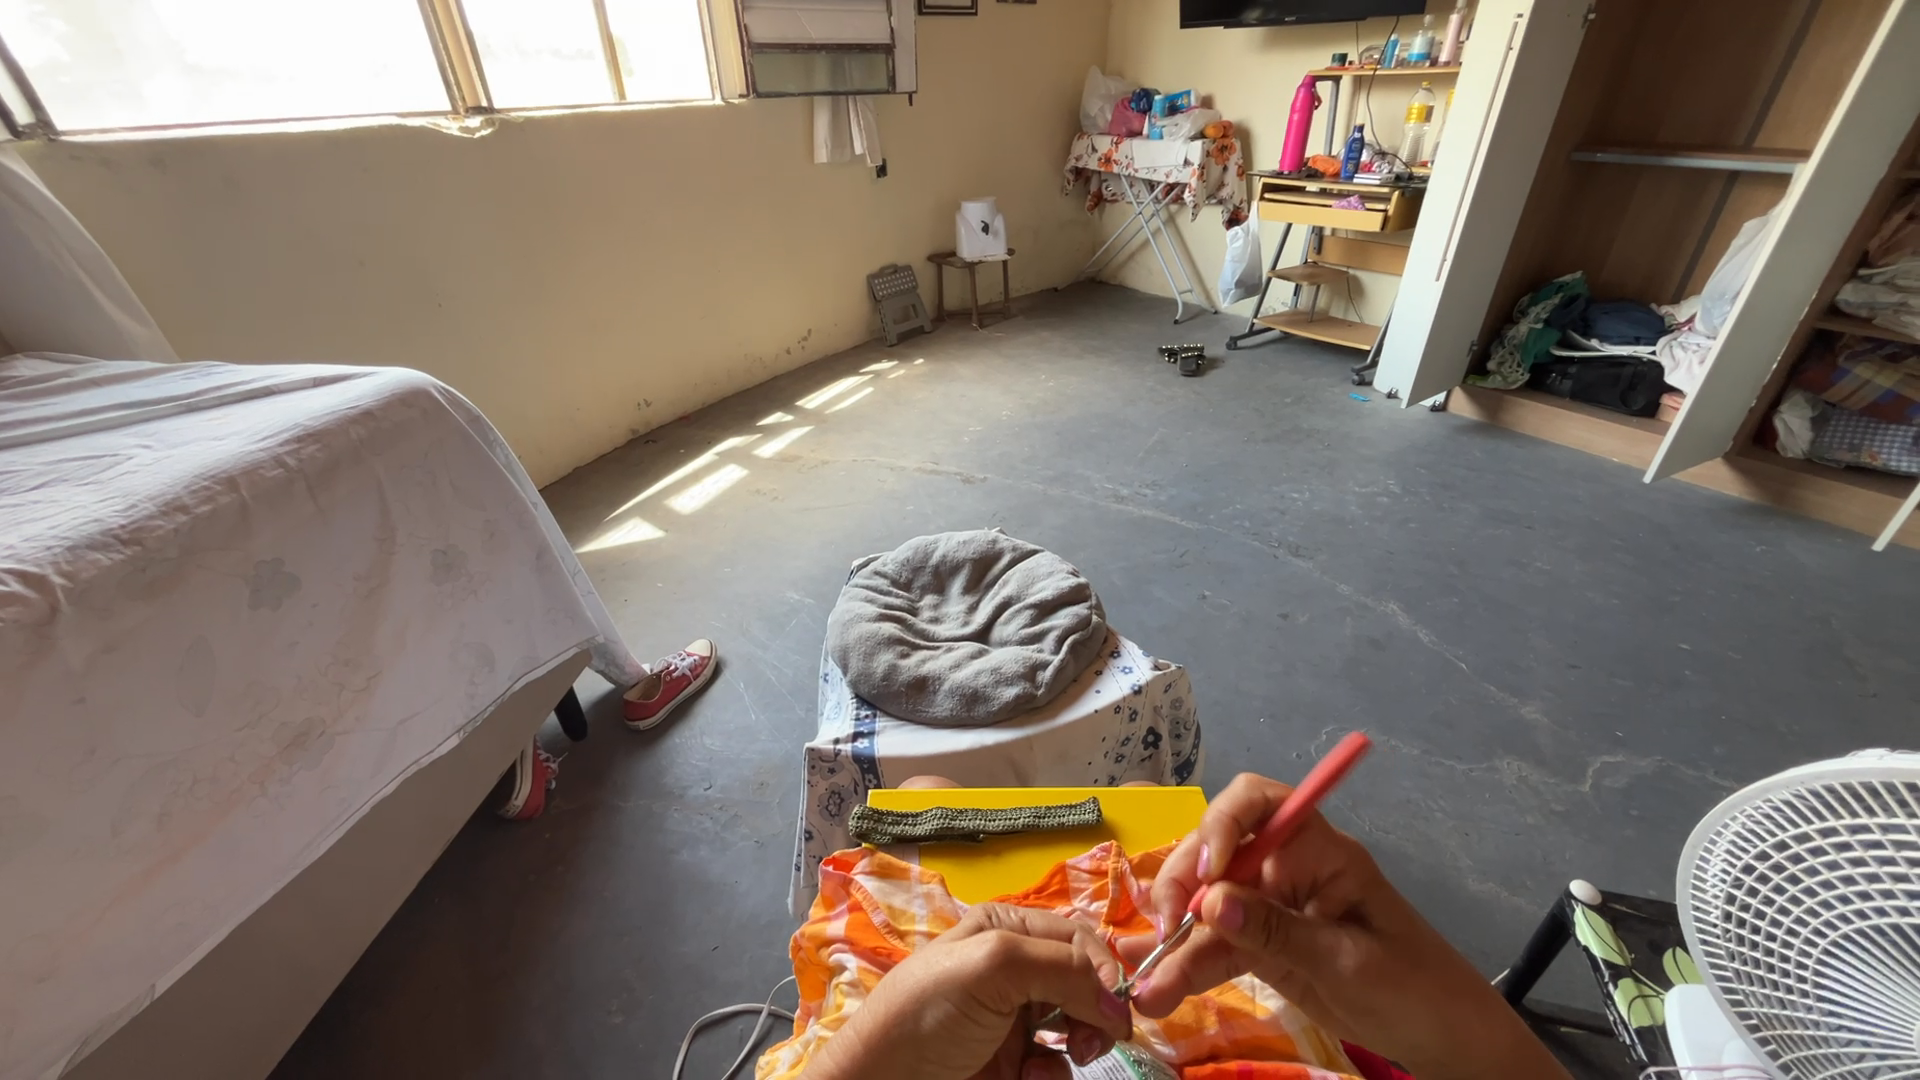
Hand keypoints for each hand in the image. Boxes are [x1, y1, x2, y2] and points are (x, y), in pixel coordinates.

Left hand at [804, 904, 1133, 1079]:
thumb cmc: (932, 1011)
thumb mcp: (993, 966)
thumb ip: (1060, 968)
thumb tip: (1117, 1000)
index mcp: (1007, 928)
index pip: (1075, 938)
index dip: (1101, 969)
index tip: (1116, 1009)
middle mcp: (1014, 967)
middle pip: (1083, 981)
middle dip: (1094, 1009)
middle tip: (1089, 1040)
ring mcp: (1014, 1018)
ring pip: (1077, 1026)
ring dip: (1079, 1044)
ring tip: (1063, 1058)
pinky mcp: (1013, 1063)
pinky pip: (1057, 1067)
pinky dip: (1054, 1075)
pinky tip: (1031, 1078)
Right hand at [1129, 773, 1571, 1079]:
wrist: (1448, 1044)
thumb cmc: (1416, 987)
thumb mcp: (1347, 961)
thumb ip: (1275, 931)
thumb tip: (1209, 903)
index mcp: (1315, 847)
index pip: (1257, 800)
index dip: (1223, 821)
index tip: (1209, 868)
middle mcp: (1281, 864)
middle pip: (1214, 851)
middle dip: (1183, 883)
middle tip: (1165, 926)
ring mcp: (1265, 903)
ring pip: (1203, 903)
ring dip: (1173, 938)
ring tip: (1147, 981)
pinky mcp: (1256, 942)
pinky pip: (1212, 945)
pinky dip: (1184, 968)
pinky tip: (1157, 991)